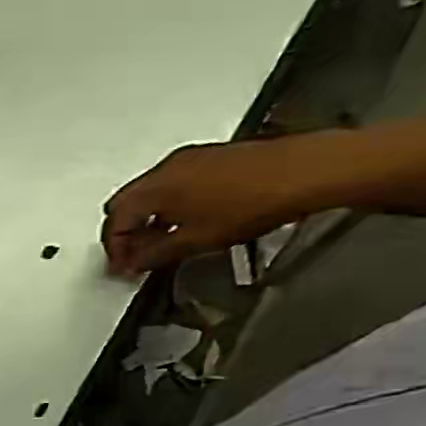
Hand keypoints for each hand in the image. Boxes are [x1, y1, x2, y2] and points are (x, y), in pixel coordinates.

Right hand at [102, 134, 335, 273]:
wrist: (310, 171)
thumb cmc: (251, 204)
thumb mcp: (193, 242)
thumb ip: (153, 255)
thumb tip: (134, 263)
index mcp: (154, 187)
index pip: (115, 222)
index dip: (115, 250)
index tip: (123, 269)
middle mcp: (167, 168)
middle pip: (126, 204)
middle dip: (125, 232)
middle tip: (134, 256)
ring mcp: (192, 158)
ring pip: (149, 192)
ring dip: (146, 218)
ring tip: (159, 243)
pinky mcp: (214, 157)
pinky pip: (173, 183)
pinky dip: (168, 205)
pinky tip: (183, 222)